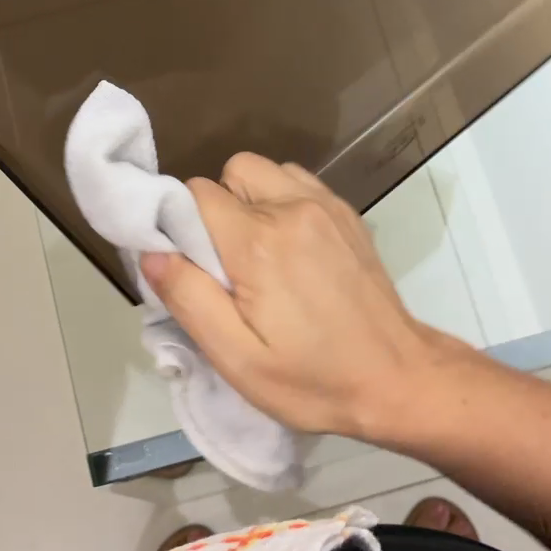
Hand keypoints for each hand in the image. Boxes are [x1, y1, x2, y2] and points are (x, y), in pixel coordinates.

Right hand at [140, 154, 466, 440]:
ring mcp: (325, 205)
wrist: (398, 379)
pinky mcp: (346, 212)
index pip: (197, 193)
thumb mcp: (238, 358)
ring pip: (265, 171)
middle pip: (231, 172)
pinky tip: (291, 247)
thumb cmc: (313, 379)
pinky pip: (297, 182)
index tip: (192, 262)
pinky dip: (282, 200)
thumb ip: (189, 298)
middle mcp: (292, 208)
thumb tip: (152, 252)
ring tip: (260, 253)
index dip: (182, 222)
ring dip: (251, 200)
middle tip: (228, 262)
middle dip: (218, 207)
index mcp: (259, 242)